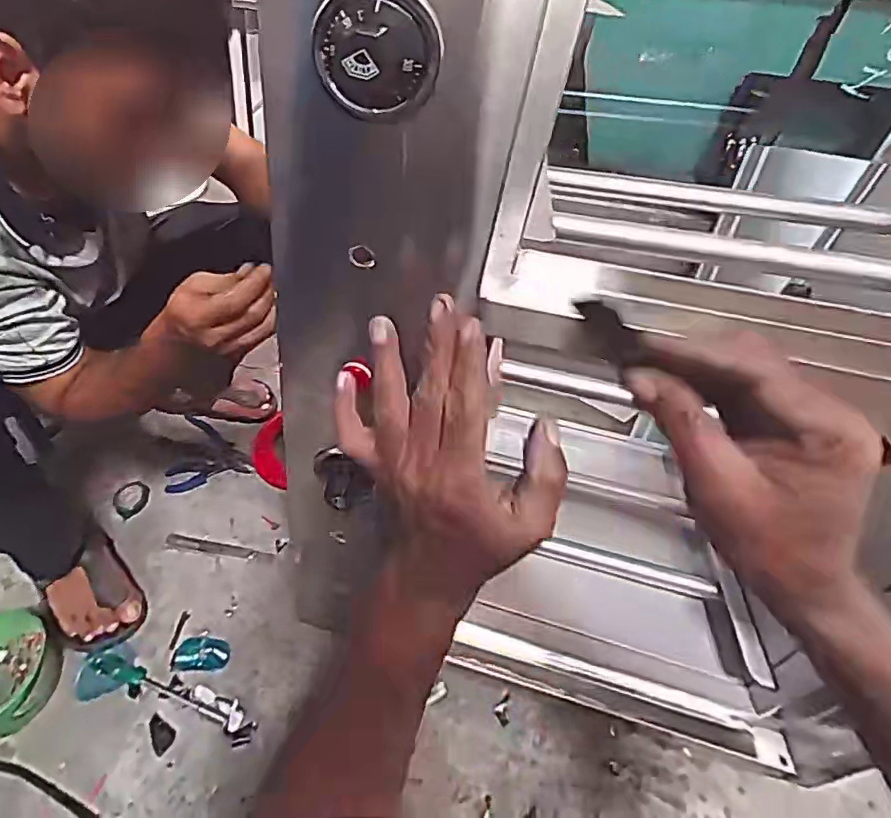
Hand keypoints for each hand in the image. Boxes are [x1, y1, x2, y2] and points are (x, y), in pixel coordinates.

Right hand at [150, 263, 275, 357]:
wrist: (170, 348)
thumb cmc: (180, 315)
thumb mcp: (191, 287)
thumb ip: (223, 279)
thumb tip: (249, 272)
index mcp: (198, 318)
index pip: (237, 299)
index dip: (256, 282)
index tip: (264, 269)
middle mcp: (214, 338)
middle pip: (254, 313)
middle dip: (266, 291)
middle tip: (269, 278)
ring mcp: (227, 352)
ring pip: (263, 328)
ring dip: (272, 306)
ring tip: (269, 291)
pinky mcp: (238, 359)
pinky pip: (263, 338)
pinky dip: (269, 320)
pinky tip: (267, 308)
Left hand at [334, 295, 567, 610]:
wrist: (424, 583)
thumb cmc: (477, 553)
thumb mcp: (530, 527)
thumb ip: (546, 477)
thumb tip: (544, 429)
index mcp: (463, 478)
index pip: (468, 408)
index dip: (471, 364)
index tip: (474, 329)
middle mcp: (422, 465)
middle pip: (430, 394)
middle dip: (438, 345)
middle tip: (440, 307)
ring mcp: (392, 465)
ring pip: (389, 405)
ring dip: (387, 361)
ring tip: (384, 325)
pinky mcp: (373, 467)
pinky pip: (353, 433)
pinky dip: (344, 404)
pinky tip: (344, 373)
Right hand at [625, 330, 883, 613]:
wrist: (807, 590)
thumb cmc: (774, 555)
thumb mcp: (721, 491)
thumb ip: (684, 426)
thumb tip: (644, 378)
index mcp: (829, 428)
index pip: (755, 370)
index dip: (694, 353)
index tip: (647, 347)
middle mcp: (829, 409)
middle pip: (751, 359)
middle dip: (691, 356)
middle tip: (640, 356)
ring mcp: (811, 411)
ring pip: (743, 366)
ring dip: (694, 366)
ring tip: (649, 367)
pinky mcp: (789, 416)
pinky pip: (741, 385)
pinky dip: (703, 383)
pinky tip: (673, 383)